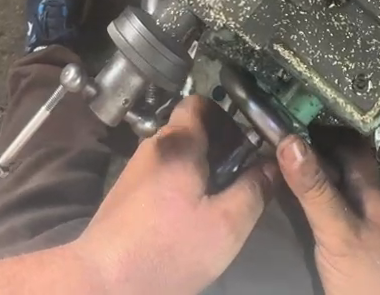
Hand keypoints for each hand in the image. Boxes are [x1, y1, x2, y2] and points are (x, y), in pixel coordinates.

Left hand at [71, 95, 274, 294]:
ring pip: (176, 152)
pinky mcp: (127, 189)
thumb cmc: (168, 249)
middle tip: (239, 177)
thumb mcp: (225, 226)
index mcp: (179, 143)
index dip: (226, 116)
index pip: (200, 102)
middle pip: (190, 128)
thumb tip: (273, 166)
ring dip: (199, 167)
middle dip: (218, 147)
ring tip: (217, 200)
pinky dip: (180, 182)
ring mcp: (136, 166)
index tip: (245, 142)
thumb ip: (253, 192)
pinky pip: (162, 171)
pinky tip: (188, 214)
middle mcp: (154, 145)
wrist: (106, 279)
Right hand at [278, 130, 379, 294]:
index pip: (351, 145)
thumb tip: (288, 137)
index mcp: (372, 194)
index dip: (325, 127)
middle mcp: (366, 208)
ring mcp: (359, 233)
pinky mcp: (348, 255)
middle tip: (268, 140)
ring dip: (304, 181)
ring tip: (266, 166)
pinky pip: (322, 218)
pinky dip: (303, 208)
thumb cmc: (374, 283)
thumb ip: (315, 190)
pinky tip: (282, 207)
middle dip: (308, 153)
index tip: (289, 114)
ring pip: (329, 194)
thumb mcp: (340, 233)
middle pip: (337, 168)